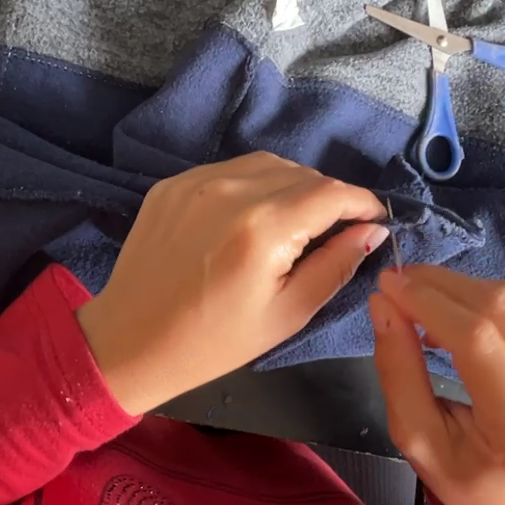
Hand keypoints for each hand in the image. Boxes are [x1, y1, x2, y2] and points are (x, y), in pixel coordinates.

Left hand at [77, 152, 388, 415]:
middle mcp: (231, 190)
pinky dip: (253, 184)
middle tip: (333, 231)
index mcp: (264, 227)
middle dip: (329, 197)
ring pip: (268, 164)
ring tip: (293, 222)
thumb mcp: (287, 313)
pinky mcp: (173, 183)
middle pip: (303, 174)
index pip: (333, 192)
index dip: (362, 202)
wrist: (130, 340)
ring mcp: (196, 181)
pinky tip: (250, 216)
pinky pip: (231, 169)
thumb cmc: (214, 340)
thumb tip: (372, 230)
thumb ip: (336, 265)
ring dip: (293, 185)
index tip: (374, 219)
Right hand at [369, 266, 504, 504]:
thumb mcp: (415, 437)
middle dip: (441, 285)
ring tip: (420, 298)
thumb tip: (383, 303)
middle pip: (501, 309)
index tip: (387, 284)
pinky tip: (454, 312)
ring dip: (460, 287)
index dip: (428, 302)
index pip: (477, 340)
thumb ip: (398, 370)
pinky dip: (483, 300)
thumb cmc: (462, 479)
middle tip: (398, 282)